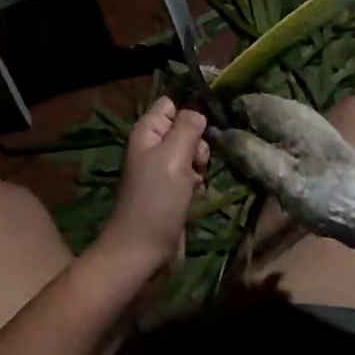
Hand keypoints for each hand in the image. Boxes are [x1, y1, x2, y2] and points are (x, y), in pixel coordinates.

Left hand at [98, 97, 209, 274]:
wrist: (143, 251)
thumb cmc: (156, 199)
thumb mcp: (174, 156)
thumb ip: (187, 127)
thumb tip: (198, 111)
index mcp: (146, 131)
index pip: (170, 103)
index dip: (190, 107)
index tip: (211, 119)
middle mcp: (152, 146)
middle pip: (184, 127)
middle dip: (198, 140)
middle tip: (199, 160)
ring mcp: (161, 170)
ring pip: (191, 152)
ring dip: (200, 162)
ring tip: (197, 179)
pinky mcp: (171, 191)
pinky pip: (190, 174)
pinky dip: (197, 180)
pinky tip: (198, 192)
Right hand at [215, 94, 354, 248]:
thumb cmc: (324, 192)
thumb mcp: (281, 177)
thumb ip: (249, 152)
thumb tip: (219, 132)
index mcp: (288, 114)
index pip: (245, 101)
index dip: (225, 113)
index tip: (207, 132)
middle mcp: (296, 113)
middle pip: (255, 112)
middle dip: (236, 128)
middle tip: (221, 155)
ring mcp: (306, 127)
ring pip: (266, 126)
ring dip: (250, 142)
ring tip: (238, 166)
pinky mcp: (311, 143)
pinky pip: (278, 138)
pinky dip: (265, 150)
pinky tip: (261, 170)